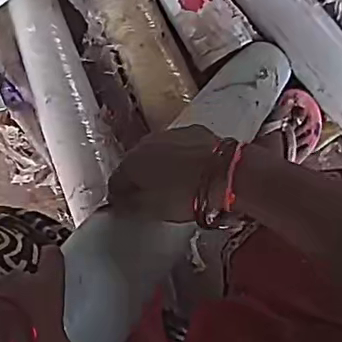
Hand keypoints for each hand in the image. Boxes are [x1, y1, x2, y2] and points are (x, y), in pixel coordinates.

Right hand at [105, 125, 226, 223]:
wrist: (226, 175)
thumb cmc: (185, 196)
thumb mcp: (151, 210)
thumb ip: (128, 205)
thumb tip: (117, 202)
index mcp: (130, 164)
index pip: (115, 181)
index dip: (119, 196)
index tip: (126, 206)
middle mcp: (145, 144)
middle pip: (135, 163)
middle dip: (139, 178)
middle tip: (150, 196)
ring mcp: (170, 134)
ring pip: (156, 151)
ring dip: (159, 165)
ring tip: (172, 184)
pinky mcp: (193, 131)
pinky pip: (178, 146)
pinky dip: (179, 157)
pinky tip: (190, 170)